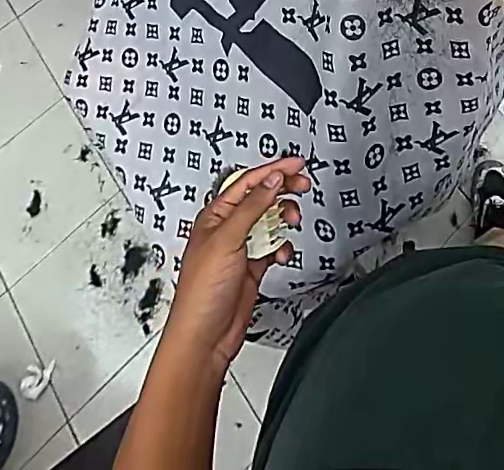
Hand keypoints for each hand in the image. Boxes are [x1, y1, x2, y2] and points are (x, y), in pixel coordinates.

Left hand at [162, 157, 307, 372]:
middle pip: (262, 197)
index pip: (248, 182)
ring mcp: (241, 247)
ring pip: (271, 220)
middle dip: (284, 188)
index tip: (296, 164)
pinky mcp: (253, 265)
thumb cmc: (200, 294)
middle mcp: (228, 228)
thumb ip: (252, 206)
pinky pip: (274, 245)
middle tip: (303, 184)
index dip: (274, 169)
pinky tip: (282, 251)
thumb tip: (271, 180)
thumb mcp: (227, 239)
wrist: (205, 339)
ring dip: (284, 218)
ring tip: (292, 220)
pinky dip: (283, 246)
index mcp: (215, 216)